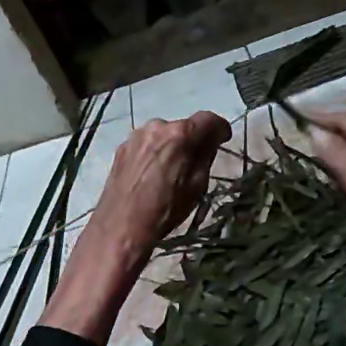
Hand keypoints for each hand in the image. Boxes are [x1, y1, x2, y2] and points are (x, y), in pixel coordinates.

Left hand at [81, 111, 231, 267]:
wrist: (121, 226)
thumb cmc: (165, 209)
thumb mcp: (197, 185)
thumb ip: (206, 156)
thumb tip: (211, 140)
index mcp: (180, 134)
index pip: (208, 119)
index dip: (220, 128)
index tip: (223, 139)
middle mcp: (156, 126)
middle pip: (183, 127)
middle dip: (193, 140)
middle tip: (196, 160)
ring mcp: (135, 136)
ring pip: (162, 135)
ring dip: (171, 146)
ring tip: (171, 169)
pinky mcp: (121, 148)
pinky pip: (146, 144)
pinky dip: (154, 153)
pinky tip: (152, 173)